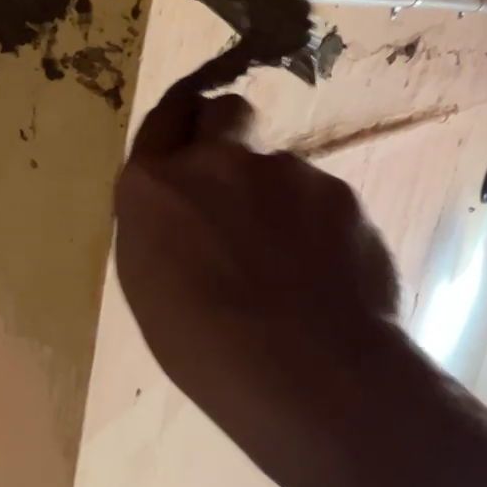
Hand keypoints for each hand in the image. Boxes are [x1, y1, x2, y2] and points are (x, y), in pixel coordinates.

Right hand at [112, 86, 429, 486]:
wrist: (306, 373)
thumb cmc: (199, 343)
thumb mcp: (146, 277)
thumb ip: (159, 222)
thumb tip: (180, 207)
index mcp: (152, 184)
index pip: (163, 120)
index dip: (176, 128)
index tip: (184, 144)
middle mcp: (214, 161)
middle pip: (224, 112)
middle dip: (225, 135)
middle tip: (230, 189)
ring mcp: (284, 171)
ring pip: (277, 166)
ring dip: (274, 196)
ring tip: (285, 262)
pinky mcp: (341, 194)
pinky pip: (320, 198)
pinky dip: (316, 224)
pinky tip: (320, 273)